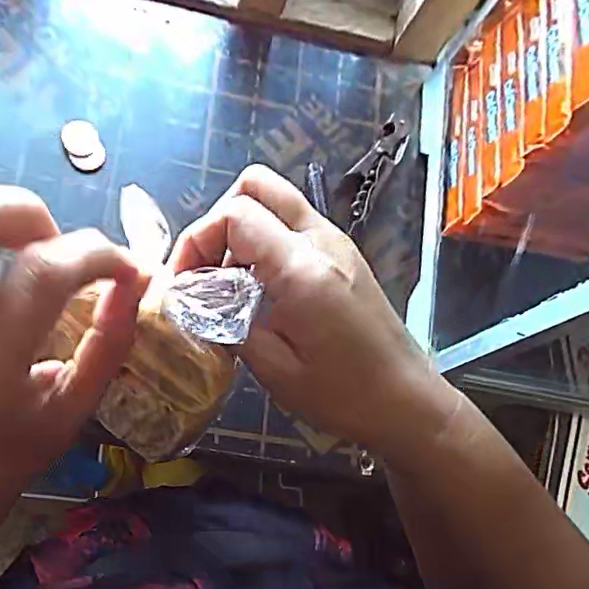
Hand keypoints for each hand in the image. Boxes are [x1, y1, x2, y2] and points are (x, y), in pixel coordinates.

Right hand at [170, 165, 458, 461]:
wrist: (407, 402)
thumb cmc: (344, 396)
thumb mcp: (275, 370)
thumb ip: (228, 325)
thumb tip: (194, 302)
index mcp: (303, 269)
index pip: (235, 215)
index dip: (196, 240)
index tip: (181, 282)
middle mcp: (321, 241)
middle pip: (255, 186)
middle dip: (214, 221)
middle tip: (201, 271)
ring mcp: (335, 244)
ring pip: (273, 201)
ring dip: (237, 231)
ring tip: (221, 284)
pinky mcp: (341, 256)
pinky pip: (290, 225)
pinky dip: (259, 242)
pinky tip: (251, 289)